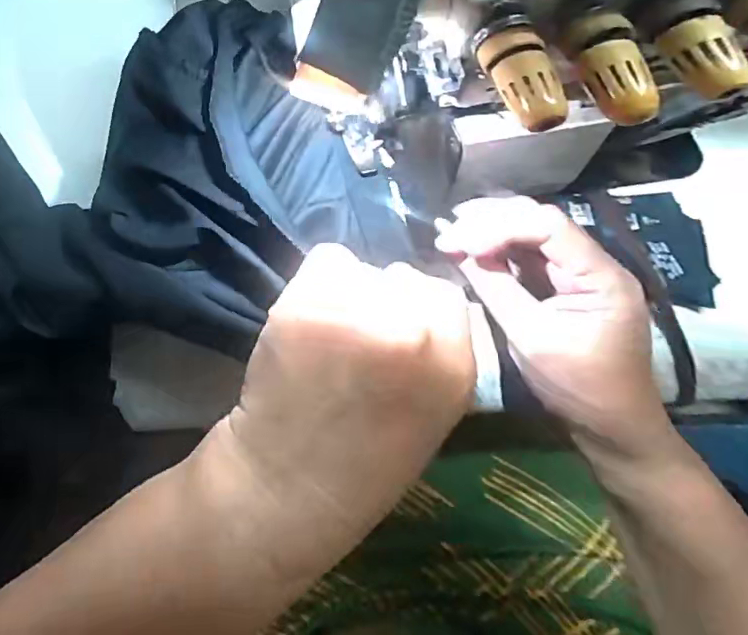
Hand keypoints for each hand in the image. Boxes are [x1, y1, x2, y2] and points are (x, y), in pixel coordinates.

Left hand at [204, 243, 474, 571]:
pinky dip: (310, 283)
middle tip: (356, 337)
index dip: (415, 307)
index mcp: (456, 365)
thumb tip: (415, 289)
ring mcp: (357, 317)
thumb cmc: (363, 452)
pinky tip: (303, 323)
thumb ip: (435, 346)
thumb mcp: (431, 404)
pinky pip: (322, 262)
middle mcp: (414, 334)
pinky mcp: (306, 307)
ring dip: (342, 289)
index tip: (394, 330)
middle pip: (400, 273)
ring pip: (358, 265)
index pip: (443, 293)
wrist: (291, 485)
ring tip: (328, 335)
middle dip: (380, 296)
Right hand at [435, 196, 672, 458]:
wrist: (614, 429)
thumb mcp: (530, 338)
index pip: (548, 226)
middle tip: (449, 230)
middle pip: (539, 219)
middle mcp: (595, 263)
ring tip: (454, 233)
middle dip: (491, 220)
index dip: (500, 226)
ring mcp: (581, 272)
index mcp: (602, 276)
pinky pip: (530, 251)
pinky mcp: (566, 282)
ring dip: (491, 227)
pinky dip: (498, 245)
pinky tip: (472, 246)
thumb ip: (495, 287)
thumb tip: (458, 249)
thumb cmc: (578, 388)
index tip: (461, 241)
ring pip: (532, 230)